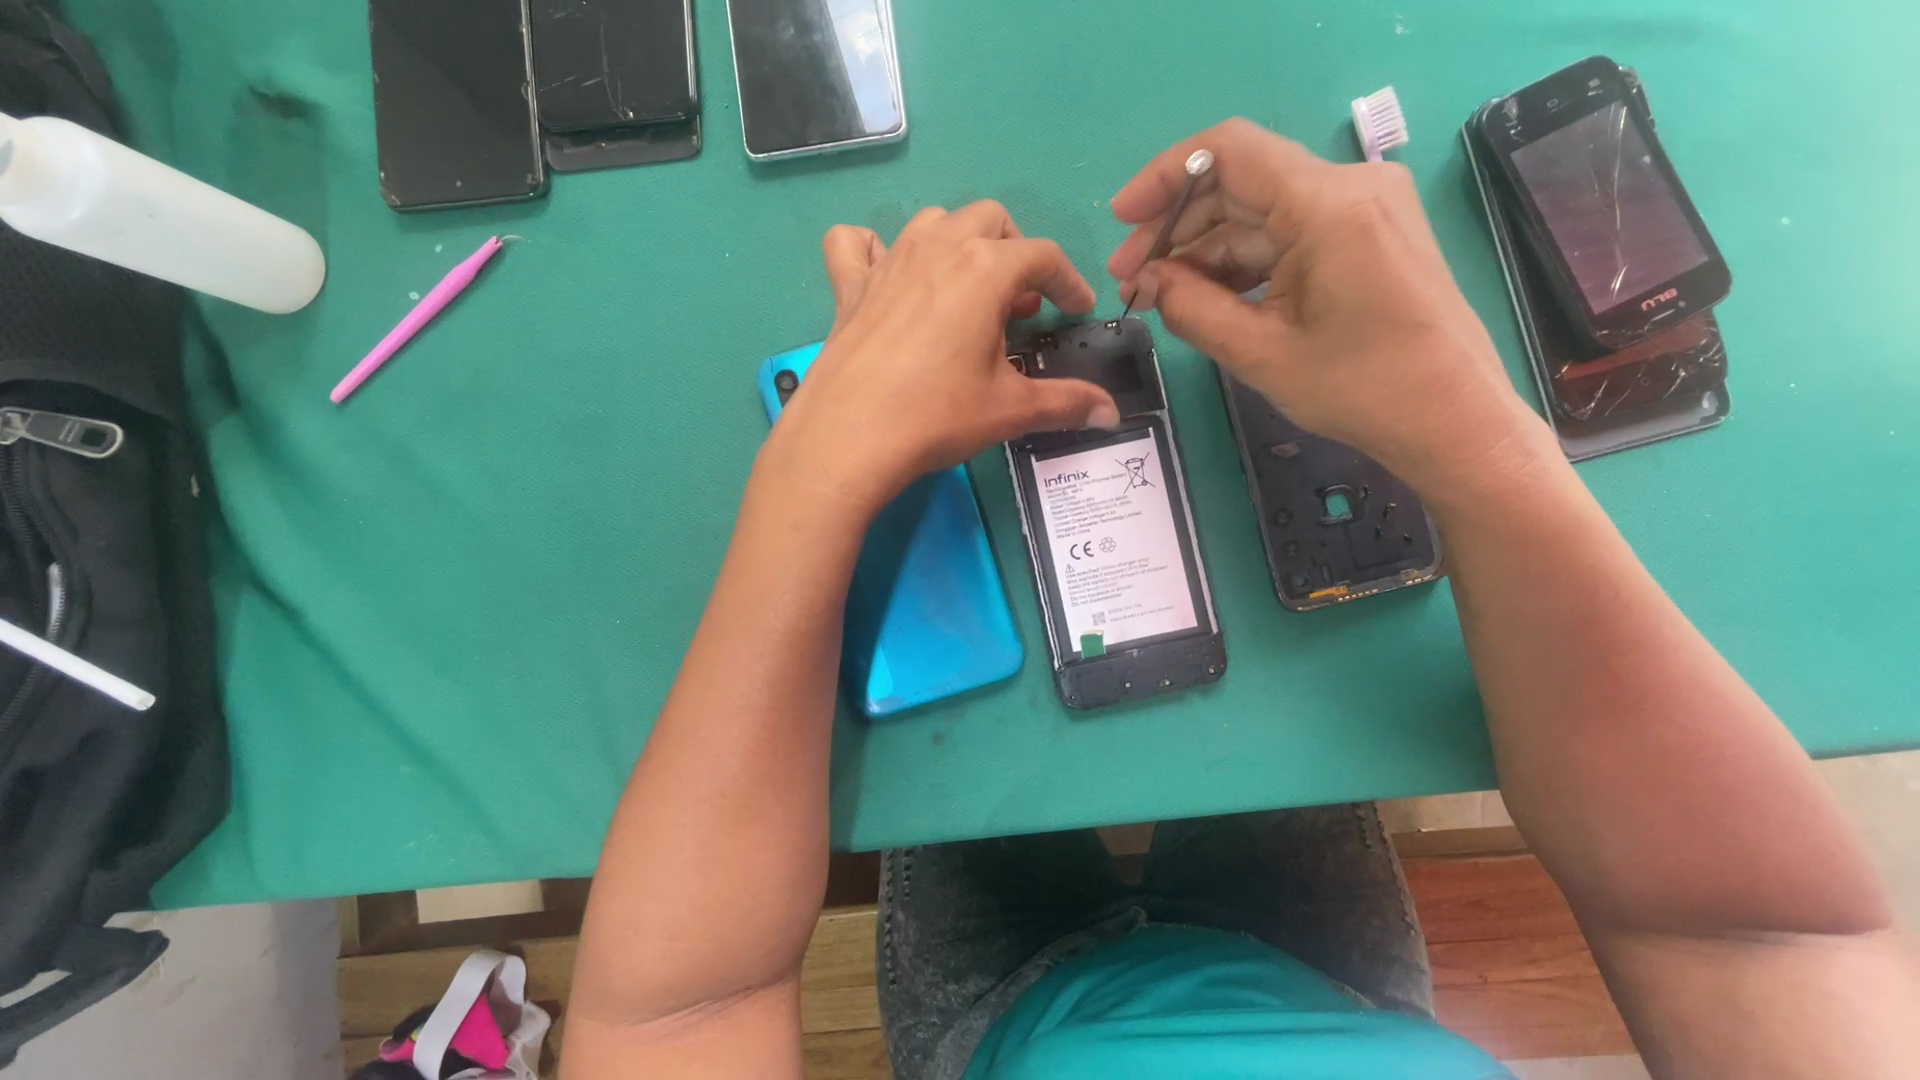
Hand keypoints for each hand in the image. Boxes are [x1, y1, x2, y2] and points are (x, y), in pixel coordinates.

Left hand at [764, 202, 1118, 515]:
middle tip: (1019, 304)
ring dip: (959, 244)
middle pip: (990, 220)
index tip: (1075, 310)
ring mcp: (889, 260)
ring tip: (967, 293)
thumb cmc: (938, 415)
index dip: (1068, 281)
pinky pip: (856, 244)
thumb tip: (1112, 414)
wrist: (850, 435)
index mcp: (985, 269)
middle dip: (1015, 252)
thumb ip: (1066, 402)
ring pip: (933, 222)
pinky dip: (874, 249)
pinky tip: (888, 277)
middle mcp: (938, 248)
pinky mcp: (849, 285)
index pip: (1042, 254)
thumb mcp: (1010, 409)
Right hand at [1108, 118, 1551, 502]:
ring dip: (1206, 252)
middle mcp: (1350, 187)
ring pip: (1260, 214)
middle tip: (1132, 281)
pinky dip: (1243, 262)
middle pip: (1240, 184)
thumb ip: (1191, 307)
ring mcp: (1364, 209)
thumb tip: (1144, 280)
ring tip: (1162, 297)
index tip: (1121, 221)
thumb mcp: (1260, 353)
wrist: (1452, 418)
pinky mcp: (1367, 235)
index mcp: (1329, 205)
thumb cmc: (1361, 389)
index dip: (1164, 178)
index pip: (1229, 152)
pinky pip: (1289, 234)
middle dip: (1177, 229)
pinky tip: (1210, 297)